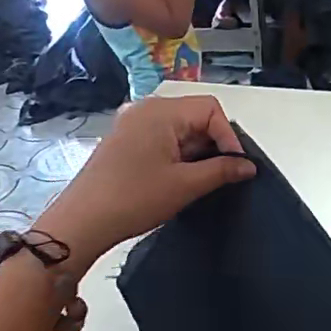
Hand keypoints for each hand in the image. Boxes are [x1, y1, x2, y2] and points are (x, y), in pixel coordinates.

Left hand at [33, 95, 256, 264]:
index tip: (237, 166)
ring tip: (197, 181)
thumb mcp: (186, 185)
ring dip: (196, 152)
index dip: (229, 137)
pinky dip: (177, 155)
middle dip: (213, 144)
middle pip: (195, 116)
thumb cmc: (132, 199)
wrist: (84, 221)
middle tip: (221, 176)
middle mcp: (145, 109)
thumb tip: (247, 165)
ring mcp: (132, 124)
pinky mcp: (125, 140)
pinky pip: (162, 138)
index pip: (211, 109)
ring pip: (179, 129)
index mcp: (160, 111)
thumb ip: (222, 170)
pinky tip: (177, 180)